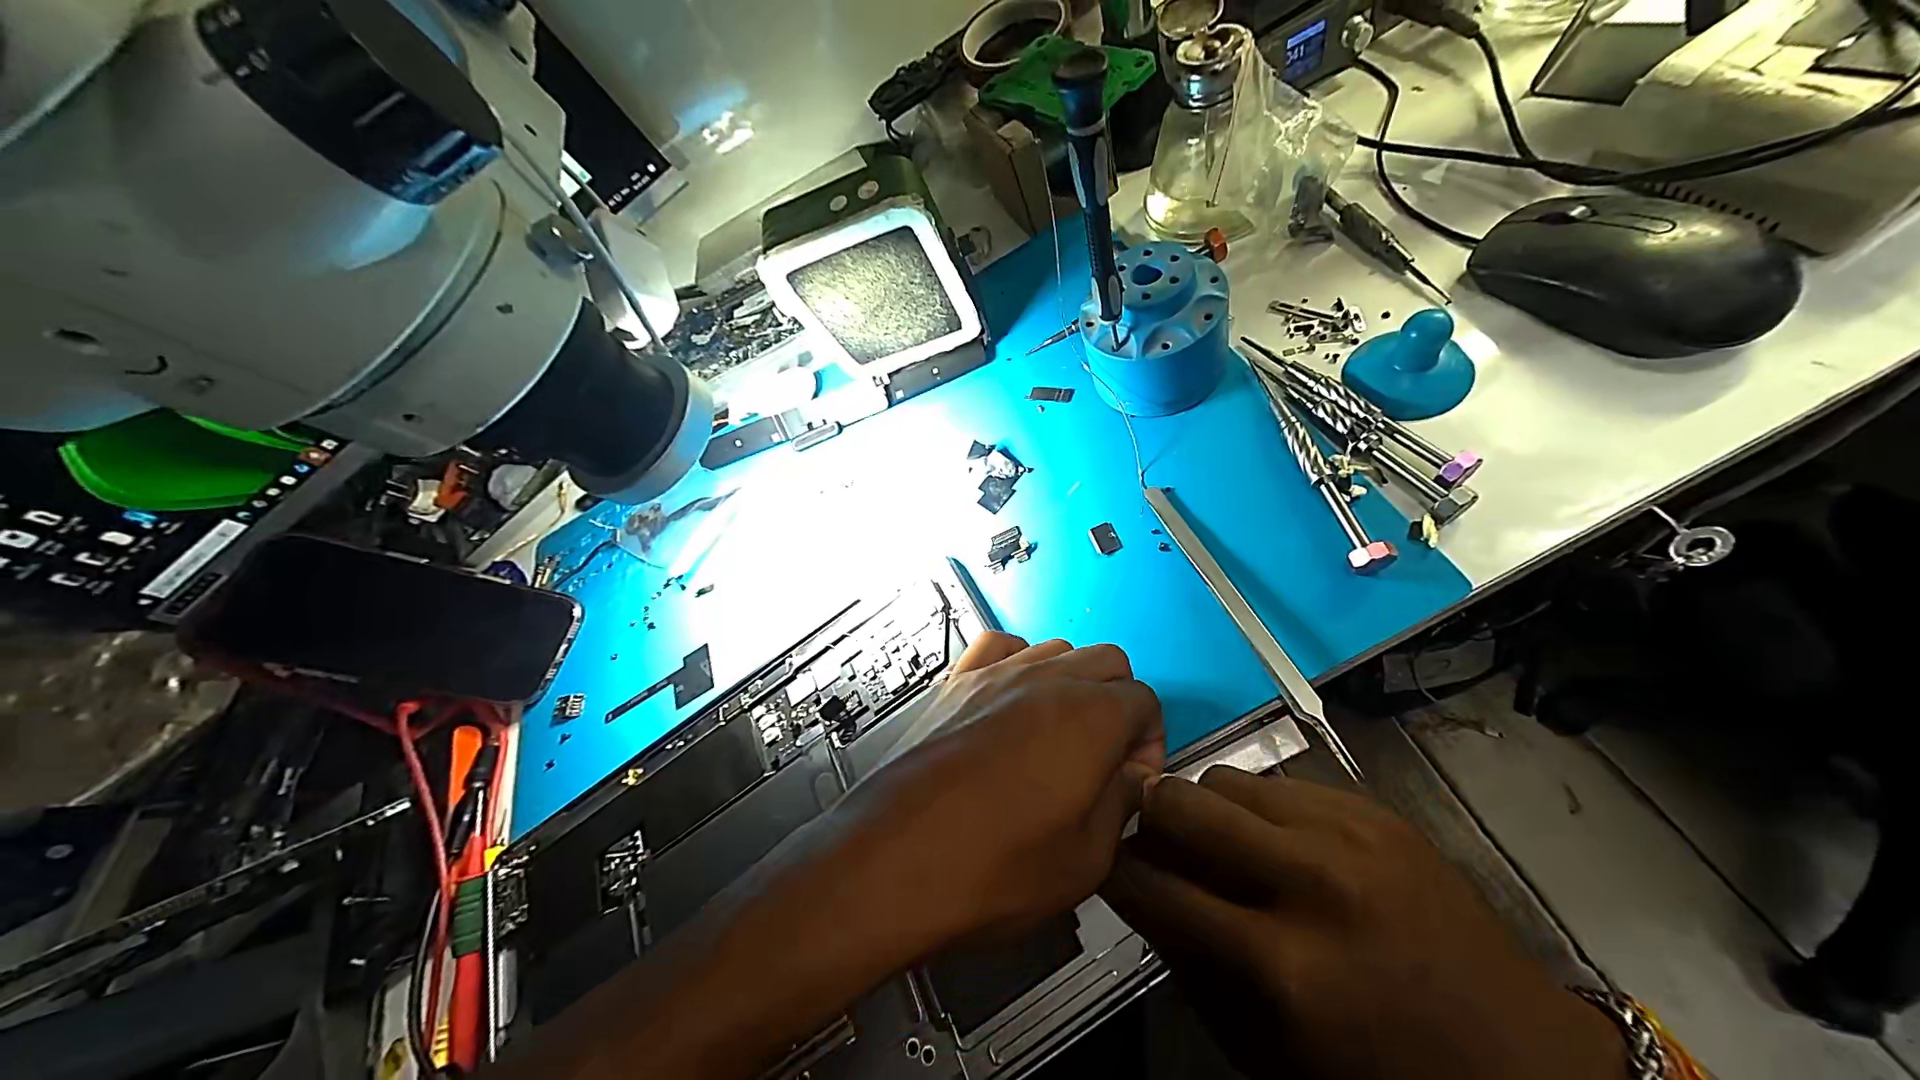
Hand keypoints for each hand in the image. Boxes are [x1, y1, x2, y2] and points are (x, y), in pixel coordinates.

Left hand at [834, 631, 1164, 944]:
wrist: (896, 861)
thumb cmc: (987, 867)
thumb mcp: (1085, 859)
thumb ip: (1121, 805)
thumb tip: (1130, 780)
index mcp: (1090, 717)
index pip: (1145, 700)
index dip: (1149, 742)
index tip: (1133, 778)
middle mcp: (1045, 681)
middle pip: (1108, 661)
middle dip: (1120, 703)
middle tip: (1108, 756)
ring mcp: (996, 676)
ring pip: (1056, 648)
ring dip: (1074, 682)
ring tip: (1062, 732)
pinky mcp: (955, 685)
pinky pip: (997, 646)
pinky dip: (1018, 660)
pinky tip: (1014, 694)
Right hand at [1102, 766, 1627, 1079]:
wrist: (1524, 1061)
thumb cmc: (1378, 1071)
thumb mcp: (1265, 1047)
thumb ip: (1187, 961)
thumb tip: (1132, 888)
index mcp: (1280, 962)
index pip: (1154, 885)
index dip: (1113, 869)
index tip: (1103, 861)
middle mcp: (1311, 881)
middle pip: (1183, 803)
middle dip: (1148, 815)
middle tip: (1148, 836)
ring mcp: (1350, 835)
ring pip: (1227, 779)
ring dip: (1207, 809)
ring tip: (1219, 842)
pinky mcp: (1377, 812)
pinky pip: (1282, 784)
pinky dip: (1261, 809)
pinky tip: (1276, 842)